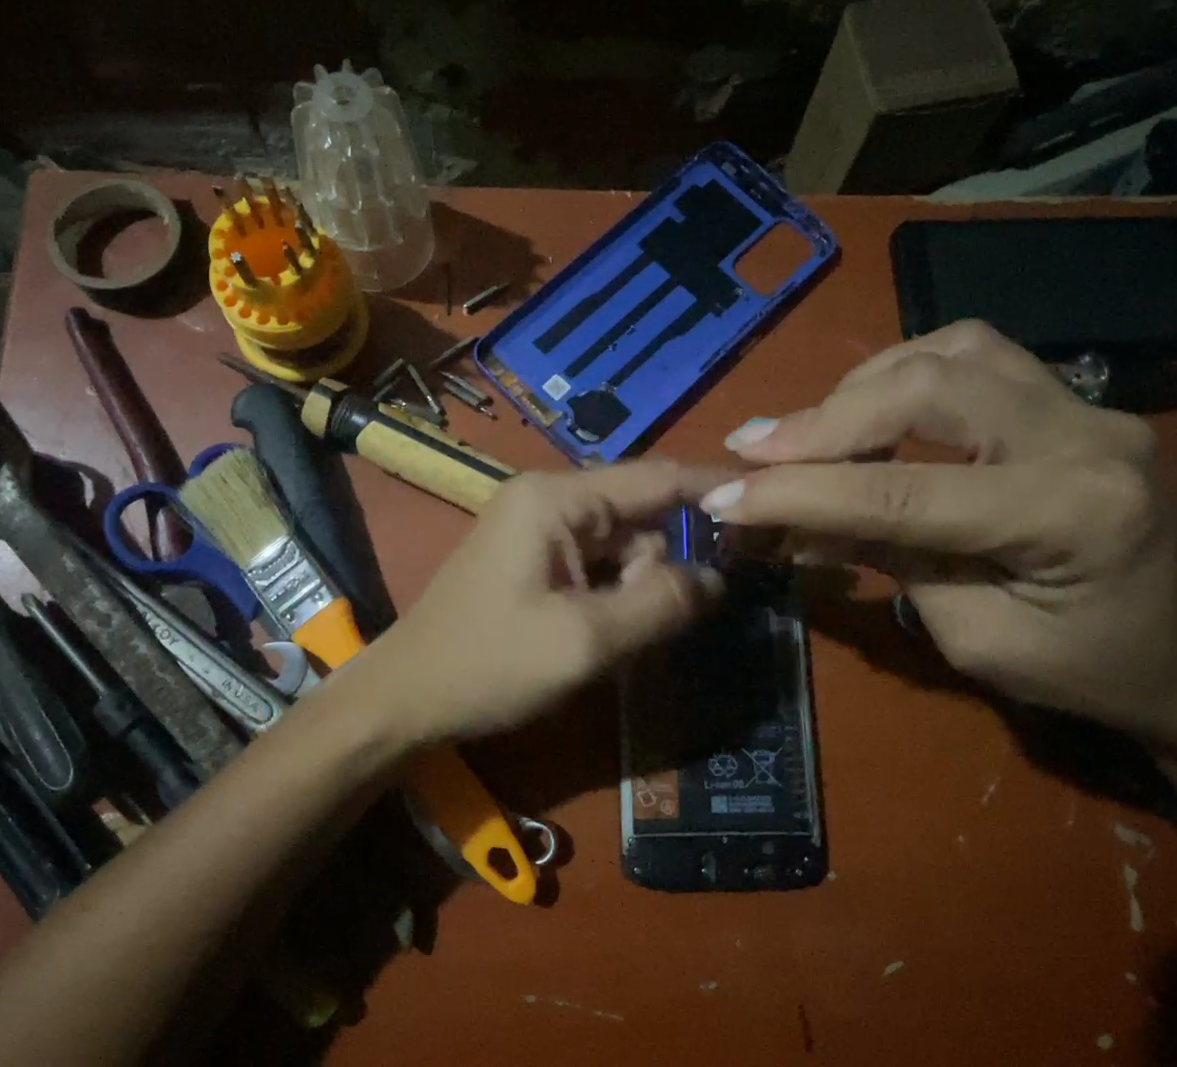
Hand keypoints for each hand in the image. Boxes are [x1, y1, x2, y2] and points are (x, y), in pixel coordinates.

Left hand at [355, 461, 725, 743]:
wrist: (406, 698)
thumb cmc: (489, 664)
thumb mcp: (585, 640)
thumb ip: (659, 603)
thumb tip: (719, 579)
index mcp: (556, 498)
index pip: (656, 478)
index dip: (714, 492)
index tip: (769, 509)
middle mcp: (548, 499)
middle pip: (641, 518)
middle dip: (659, 570)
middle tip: (641, 629)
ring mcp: (538, 529)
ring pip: (622, 548)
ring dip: (634, 593)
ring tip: (608, 642)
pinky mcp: (533, 560)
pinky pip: (596, 568)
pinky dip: (612, 600)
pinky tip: (594, 638)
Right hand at [704, 320, 1176, 748]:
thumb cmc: (1091, 672)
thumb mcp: (974, 637)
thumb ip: (888, 563)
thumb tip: (791, 521)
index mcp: (1070, 514)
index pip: (903, 491)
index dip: (801, 491)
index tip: (723, 497)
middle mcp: (1086, 435)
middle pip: (929, 385)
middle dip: (824, 418)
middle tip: (750, 449)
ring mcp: (1088, 405)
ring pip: (952, 350)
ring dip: (862, 386)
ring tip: (805, 431)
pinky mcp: (1075, 399)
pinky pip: (976, 357)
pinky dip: (905, 376)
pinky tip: (872, 410)